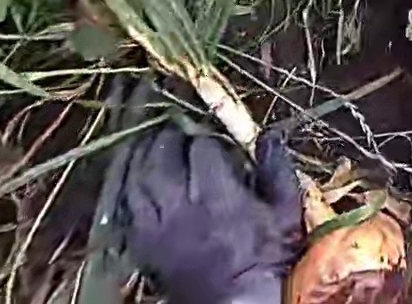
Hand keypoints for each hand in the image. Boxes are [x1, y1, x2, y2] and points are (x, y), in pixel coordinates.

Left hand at [121, 126, 304, 303]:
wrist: (238, 301)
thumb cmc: (269, 252)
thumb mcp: (286, 206)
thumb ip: (276, 167)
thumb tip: (270, 132)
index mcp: (218, 195)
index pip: (200, 148)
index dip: (205, 133)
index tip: (212, 127)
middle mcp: (180, 210)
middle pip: (160, 161)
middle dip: (166, 138)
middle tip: (174, 125)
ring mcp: (156, 232)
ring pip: (135, 184)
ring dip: (138, 159)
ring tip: (145, 142)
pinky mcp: (143, 249)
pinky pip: (125, 211)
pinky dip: (125, 188)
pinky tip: (131, 178)